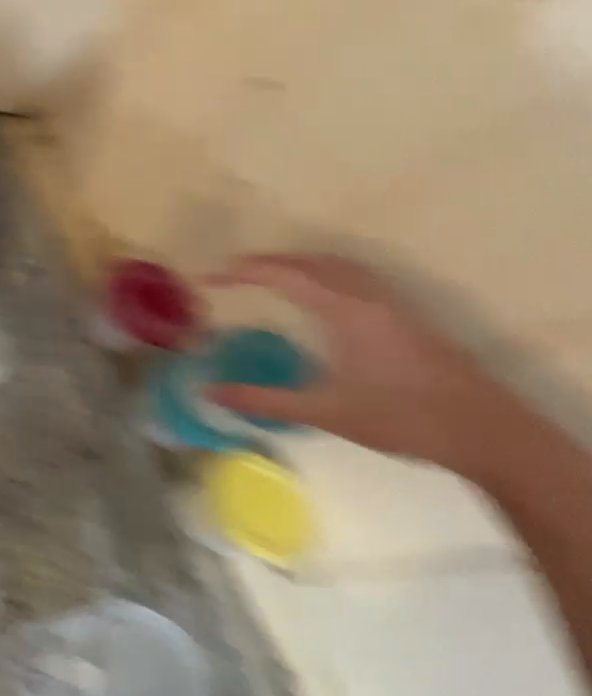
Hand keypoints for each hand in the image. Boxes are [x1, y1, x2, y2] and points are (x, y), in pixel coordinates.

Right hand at [204, 254, 536, 476]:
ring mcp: (395, 307)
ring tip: (268, 278)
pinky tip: (319, 298)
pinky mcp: (409, 319)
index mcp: (346, 312)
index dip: (242, 272)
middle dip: (268, 261)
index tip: (208, 278)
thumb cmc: (402, 418)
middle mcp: (370, 299)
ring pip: (340, 267)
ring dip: (300, 265)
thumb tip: (209, 392)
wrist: (488, 434)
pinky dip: (325, 275)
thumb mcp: (324, 413)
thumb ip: (263, 400)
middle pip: (314, 262)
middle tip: (232, 273)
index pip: (285, 276)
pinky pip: (358, 279)